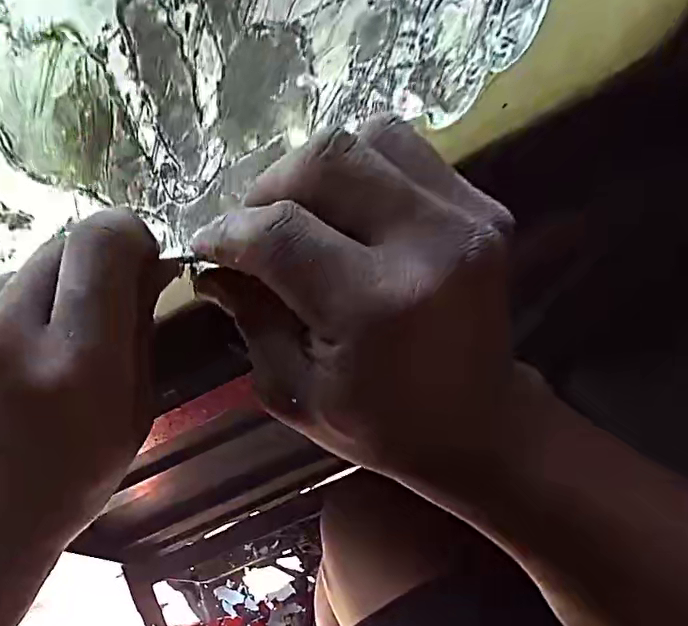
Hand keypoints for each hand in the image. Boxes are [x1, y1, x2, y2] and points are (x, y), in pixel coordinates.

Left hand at [0, 210, 166, 565]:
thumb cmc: (71, 482)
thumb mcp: (130, 418)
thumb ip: (139, 332)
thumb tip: (138, 259)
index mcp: (71, 371)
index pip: (100, 240)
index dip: (124, 241)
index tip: (128, 266)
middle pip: (53, 249)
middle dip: (76, 281)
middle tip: (71, 334)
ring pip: (3, 281)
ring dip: (22, 311)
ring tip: (17, 372)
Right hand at [189, 114, 533, 475]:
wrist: (473, 426)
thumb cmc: (375, 426)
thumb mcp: (294, 392)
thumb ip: (253, 320)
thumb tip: (214, 268)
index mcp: (372, 307)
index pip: (280, 235)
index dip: (227, 232)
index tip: (204, 244)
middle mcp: (424, 244)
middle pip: (324, 161)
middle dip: (265, 189)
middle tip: (249, 228)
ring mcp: (464, 217)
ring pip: (368, 136)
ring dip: (315, 170)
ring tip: (296, 215)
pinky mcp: (483, 206)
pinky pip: (406, 152)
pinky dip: (360, 171)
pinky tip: (343, 214)